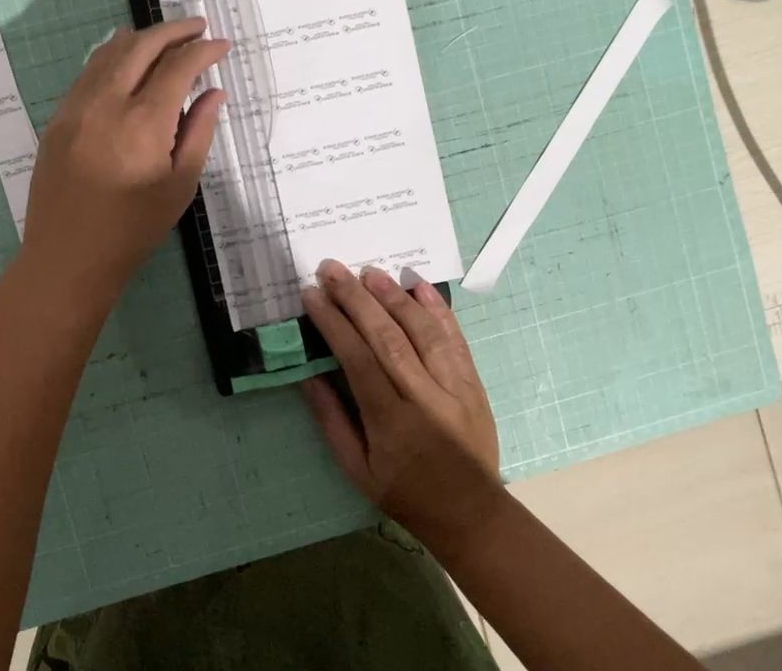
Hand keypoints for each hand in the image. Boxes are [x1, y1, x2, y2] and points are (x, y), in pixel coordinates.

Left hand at [16, 17, 229, 304]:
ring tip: (164, 38)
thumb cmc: (133, 229)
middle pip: (141, 45)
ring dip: (140, 38)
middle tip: (197, 27)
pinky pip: (87, 74)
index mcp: (143, 121)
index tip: (222, 45)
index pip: (178, 66)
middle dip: (173, 31)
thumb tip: (215, 93)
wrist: (67, 258)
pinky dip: (111, 58)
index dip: (203, 50)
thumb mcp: (179, 186)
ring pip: (108, 53)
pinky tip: (124, 63)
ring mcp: (75, 108)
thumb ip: (198, 132)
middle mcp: (106, 102)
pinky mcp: (57, 119)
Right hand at [300, 260, 502, 549]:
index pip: (358, 360)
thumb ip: (331, 419)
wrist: (471, 513)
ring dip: (394, 297)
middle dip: (356, 299)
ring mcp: (455, 388)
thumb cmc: (404, 493)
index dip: (333, 324)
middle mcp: (425, 399)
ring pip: (423, 332)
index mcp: (391, 423)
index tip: (312, 295)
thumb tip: (307, 374)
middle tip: (331, 269)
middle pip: (388, 337)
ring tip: (368, 272)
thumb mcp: (356, 468)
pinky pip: (455, 339)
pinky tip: (418, 285)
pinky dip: (438, 309)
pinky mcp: (474, 383)